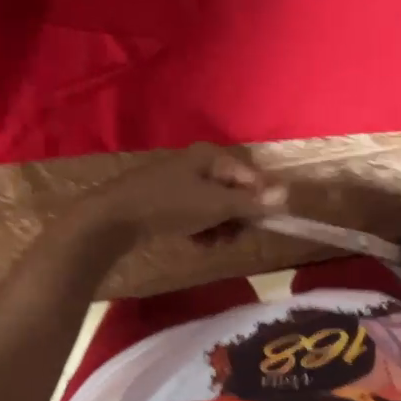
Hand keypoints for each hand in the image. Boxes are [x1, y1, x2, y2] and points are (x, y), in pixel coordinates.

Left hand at [78, 144, 286, 243]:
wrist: (112, 218)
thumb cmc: (168, 206)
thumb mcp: (215, 206)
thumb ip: (251, 202)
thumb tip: (288, 195)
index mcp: (211, 157)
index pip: (250, 177)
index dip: (261, 200)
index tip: (266, 225)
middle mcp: (197, 164)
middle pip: (234, 192)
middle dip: (238, 217)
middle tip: (233, 236)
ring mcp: (179, 184)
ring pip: (215, 208)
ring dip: (220, 227)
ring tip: (213, 243)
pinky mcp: (165, 203)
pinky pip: (196, 216)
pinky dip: (201, 230)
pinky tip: (196, 243)